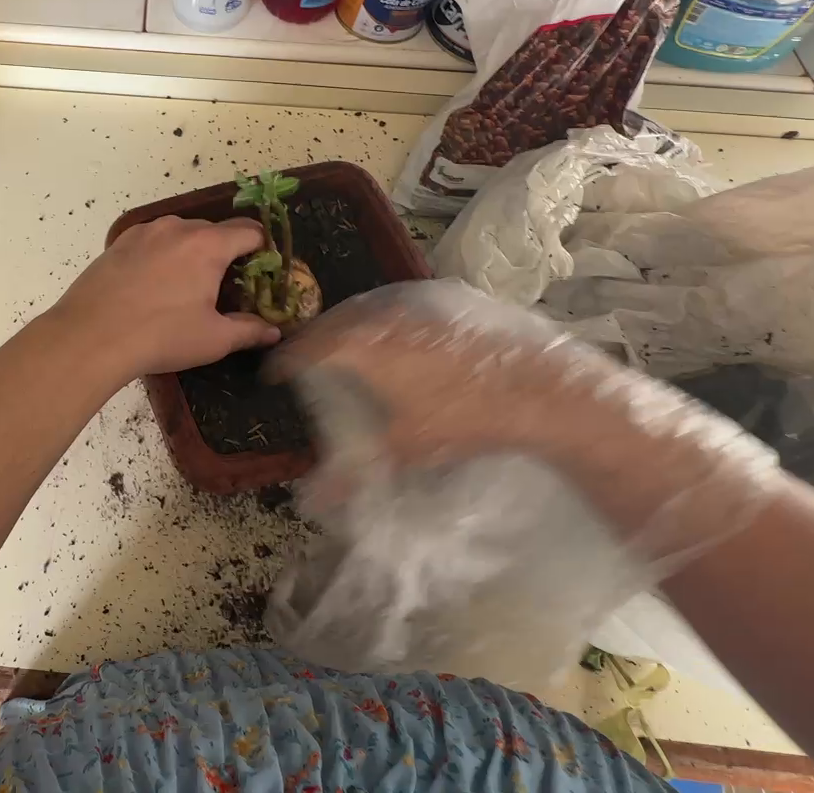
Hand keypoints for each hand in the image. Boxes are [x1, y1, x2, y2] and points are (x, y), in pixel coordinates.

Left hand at [45, 215, 281, 380]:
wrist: (90, 336)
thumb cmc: (160, 336)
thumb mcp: (212, 339)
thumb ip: (248, 330)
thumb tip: (271, 331)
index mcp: (207, 244)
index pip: (249, 232)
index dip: (262, 250)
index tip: (261, 275)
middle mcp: (176, 228)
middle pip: (214, 231)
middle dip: (225, 255)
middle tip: (223, 290)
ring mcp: (143, 233)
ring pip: (179, 235)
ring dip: (190, 255)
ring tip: (184, 291)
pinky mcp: (117, 244)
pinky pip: (151, 243)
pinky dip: (160, 258)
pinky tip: (151, 289)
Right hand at [269, 278, 635, 466]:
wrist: (539, 392)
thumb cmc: (462, 420)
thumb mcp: (404, 451)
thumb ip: (352, 474)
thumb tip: (310, 500)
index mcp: (364, 350)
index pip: (310, 348)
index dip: (287, 360)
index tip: (274, 372)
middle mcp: (384, 323)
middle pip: (335, 324)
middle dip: (315, 340)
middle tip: (304, 359)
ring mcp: (417, 314)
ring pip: (367, 315)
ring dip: (347, 330)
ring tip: (342, 350)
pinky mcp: (446, 313)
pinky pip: (396, 314)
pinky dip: (380, 327)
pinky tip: (393, 345)